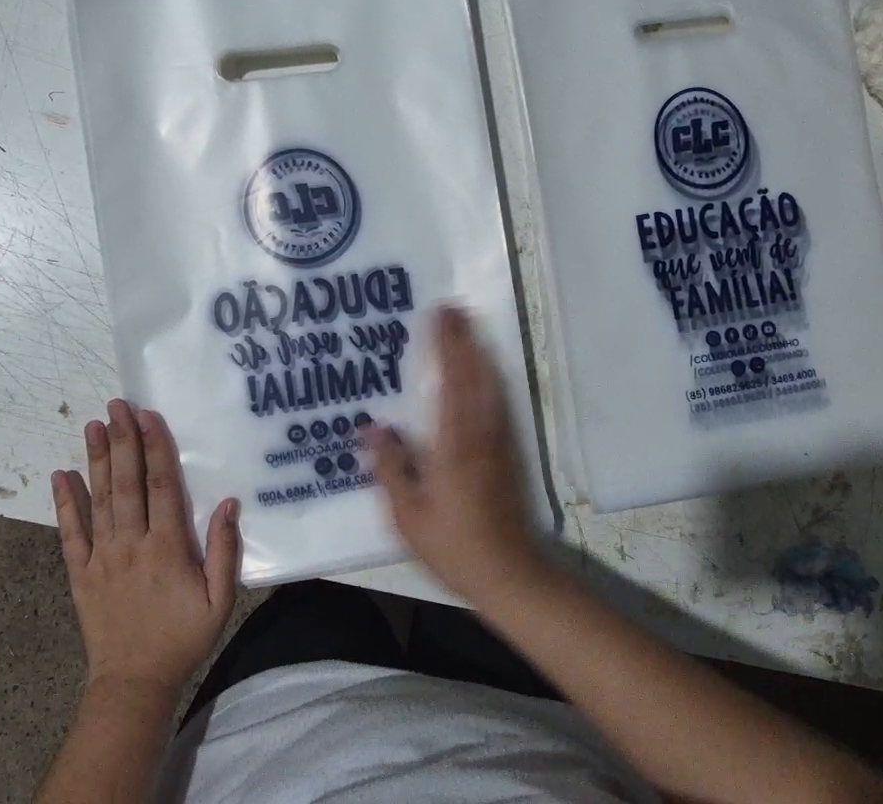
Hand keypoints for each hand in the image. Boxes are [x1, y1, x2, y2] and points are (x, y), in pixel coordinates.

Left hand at [53, 400, 239, 697]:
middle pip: (127, 483)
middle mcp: (131, 544)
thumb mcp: (220, 600)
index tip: (148, 416)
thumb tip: (230, 503)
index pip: (161, 486)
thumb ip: (224, 551)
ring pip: (99, 499)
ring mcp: (102, 557)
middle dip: (123, 441)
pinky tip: (61, 474)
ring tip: (93, 425)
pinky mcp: (80, 573)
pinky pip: (70, 533)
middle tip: (116, 405)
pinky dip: (65, 503)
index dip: (156, 448)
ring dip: (96, 460)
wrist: (134, 682)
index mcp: (167, 547)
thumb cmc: (182, 638)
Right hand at [371, 305, 544, 603]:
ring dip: (480, 353)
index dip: (445, 345)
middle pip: (477, 374)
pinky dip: (490, 377)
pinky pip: (500, 402)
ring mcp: (500, 442)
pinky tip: (484, 373)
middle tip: (453, 307)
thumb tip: (373, 427)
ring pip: (493, 385)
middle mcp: (481, 434)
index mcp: (454, 445)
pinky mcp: (509, 453)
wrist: (509, 573)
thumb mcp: (407, 515)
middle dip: (465, 338)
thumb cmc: (452, 547)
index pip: (450, 382)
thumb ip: (390, 468)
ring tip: (467, 328)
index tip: (438, 314)